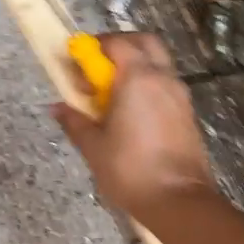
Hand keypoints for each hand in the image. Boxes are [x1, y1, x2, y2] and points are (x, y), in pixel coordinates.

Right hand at [51, 32, 217, 218]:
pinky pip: (163, 85)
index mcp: (137, 79)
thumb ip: (74, 120)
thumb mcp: (92, 144)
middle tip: (96, 67)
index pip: (117, 43)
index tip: (76, 63)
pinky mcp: (186, 114)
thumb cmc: (129, 168)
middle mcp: (162, 80)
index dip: (94, 47)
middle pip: (145, 43)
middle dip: (119, 46)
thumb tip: (58, 107)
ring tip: (108, 94)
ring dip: (132, 67)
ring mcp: (179, 96)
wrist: (177, 200)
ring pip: (157, 64)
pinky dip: (144, 86)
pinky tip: (127, 112)